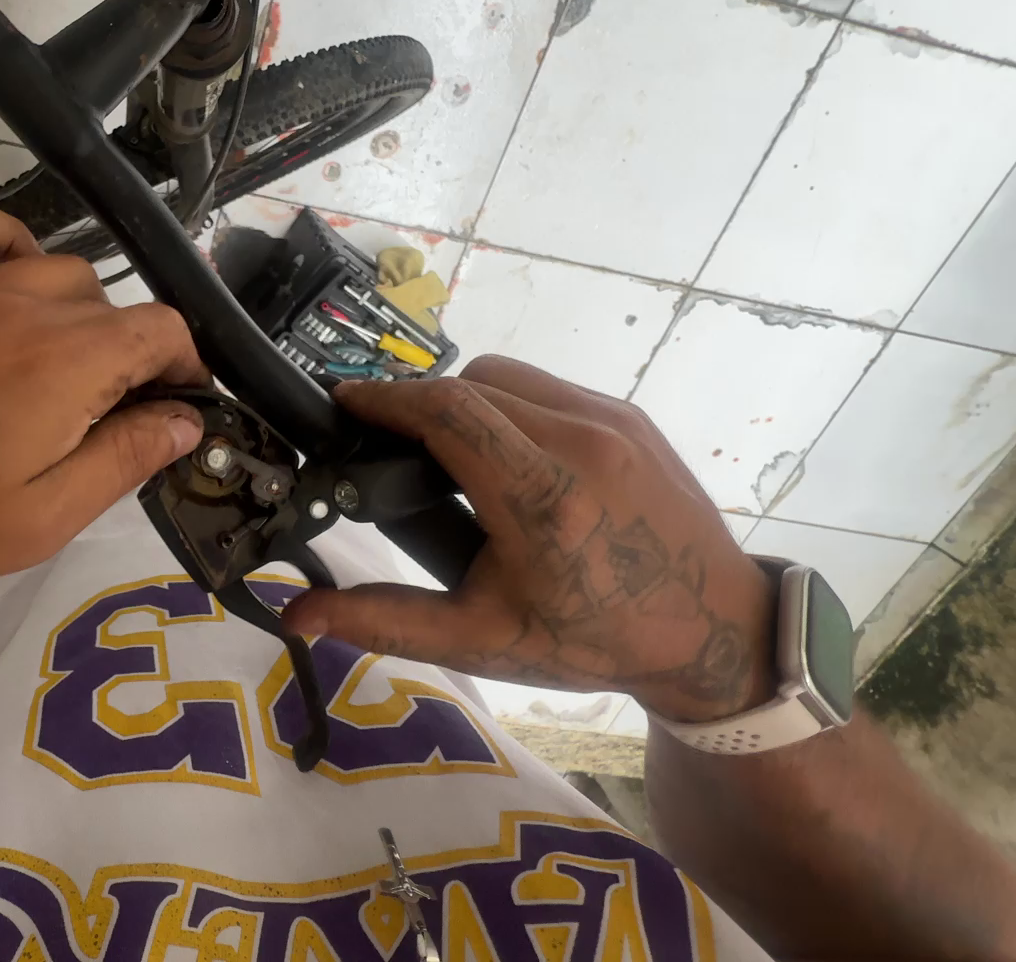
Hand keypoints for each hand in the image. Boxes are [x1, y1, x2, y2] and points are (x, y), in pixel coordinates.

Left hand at [0, 202, 208, 601]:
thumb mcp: (38, 520)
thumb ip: (122, 462)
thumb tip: (184, 423)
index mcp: (64, 363)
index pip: (163, 331)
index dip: (186, 368)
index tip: (177, 408)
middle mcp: (24, 305)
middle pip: (115, 308)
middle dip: (132, 360)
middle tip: (108, 423)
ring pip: (61, 271)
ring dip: (82, 317)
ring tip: (61, 376)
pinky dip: (10, 248)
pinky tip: (10, 288)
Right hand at [281, 356, 776, 723]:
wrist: (718, 632)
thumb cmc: (591, 640)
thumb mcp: (479, 640)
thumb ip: (382, 620)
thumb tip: (297, 615)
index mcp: (541, 497)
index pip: (445, 411)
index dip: (383, 398)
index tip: (342, 401)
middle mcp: (580, 440)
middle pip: (465, 385)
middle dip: (413, 404)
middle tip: (385, 441)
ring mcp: (611, 419)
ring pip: (502, 375)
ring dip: (458, 399)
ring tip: (443, 449)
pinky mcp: (629, 414)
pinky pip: (540, 385)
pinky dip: (501, 404)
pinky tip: (499, 449)